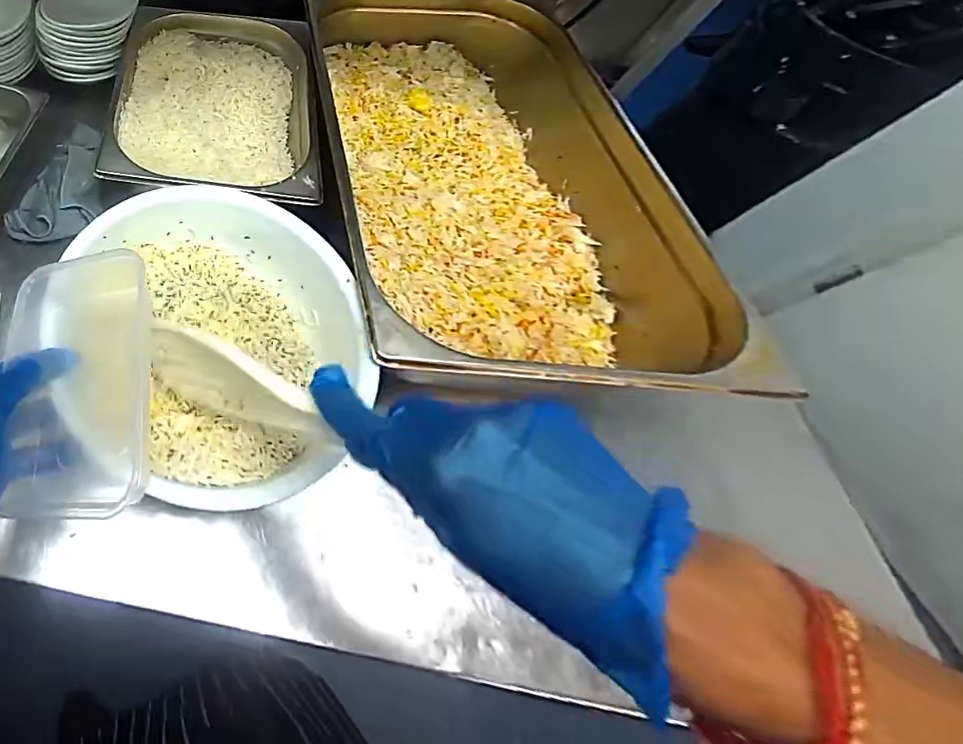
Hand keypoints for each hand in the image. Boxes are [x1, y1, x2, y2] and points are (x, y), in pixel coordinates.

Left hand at [0, 349, 73, 583]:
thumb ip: (15, 383)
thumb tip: (44, 359)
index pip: (9, 372)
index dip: (38, 364)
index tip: (72, 360)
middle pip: (17, 400)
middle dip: (47, 393)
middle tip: (83, 388)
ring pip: (23, 430)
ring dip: (49, 425)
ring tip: (83, 422)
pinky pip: (25, 459)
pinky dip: (46, 456)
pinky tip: (69, 456)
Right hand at [310, 366, 694, 720]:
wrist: (635, 569)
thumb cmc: (541, 576)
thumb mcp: (463, 540)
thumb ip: (425, 488)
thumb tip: (402, 459)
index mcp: (446, 465)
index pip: (382, 431)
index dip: (348, 409)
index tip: (327, 386)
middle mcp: (475, 425)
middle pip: (423, 418)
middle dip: (417, 438)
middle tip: (430, 473)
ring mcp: (513, 413)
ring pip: (463, 417)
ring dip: (462, 440)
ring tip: (491, 482)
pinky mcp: (545, 410)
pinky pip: (501, 419)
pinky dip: (498, 440)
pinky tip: (524, 473)